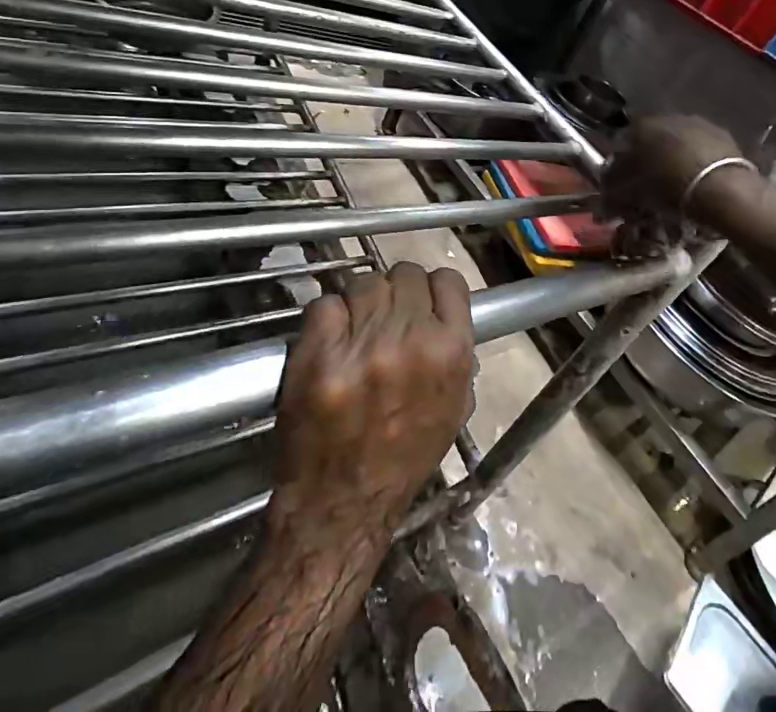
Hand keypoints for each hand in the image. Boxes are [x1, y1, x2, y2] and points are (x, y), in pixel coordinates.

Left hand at [271, 262, 473, 541]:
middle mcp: (412, 341)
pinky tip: (329, 341)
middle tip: (383, 317)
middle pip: (404, 275)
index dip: (432, 289)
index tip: (420, 301)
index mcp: (451, 354)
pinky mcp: (319, 352)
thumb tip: (446, 320)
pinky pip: (326, 304)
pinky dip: (326, 318)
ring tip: (355, 329)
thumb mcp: (452, 411)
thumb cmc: (403, 458)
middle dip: (395, 292)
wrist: (345, 500)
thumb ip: (456, 358)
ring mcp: (363, 345)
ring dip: (360, 301)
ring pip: (364, 284)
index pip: (448, 281)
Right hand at [600, 114, 748, 256]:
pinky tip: (699, 181)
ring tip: (678, 184)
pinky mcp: (725, 136)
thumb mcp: (631, 193)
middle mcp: (670, 117)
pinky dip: (698, 161)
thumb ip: (613, 191)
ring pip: (680, 141)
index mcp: (642, 125)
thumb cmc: (667, 187)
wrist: (722, 190)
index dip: (623, 160)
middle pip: (654, 137)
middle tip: (651, 182)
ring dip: (676, 157)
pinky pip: (703, 148)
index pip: (624, 137)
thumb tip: (602, 201)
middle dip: (651, 156)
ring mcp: (700, 124)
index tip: (625, 179)